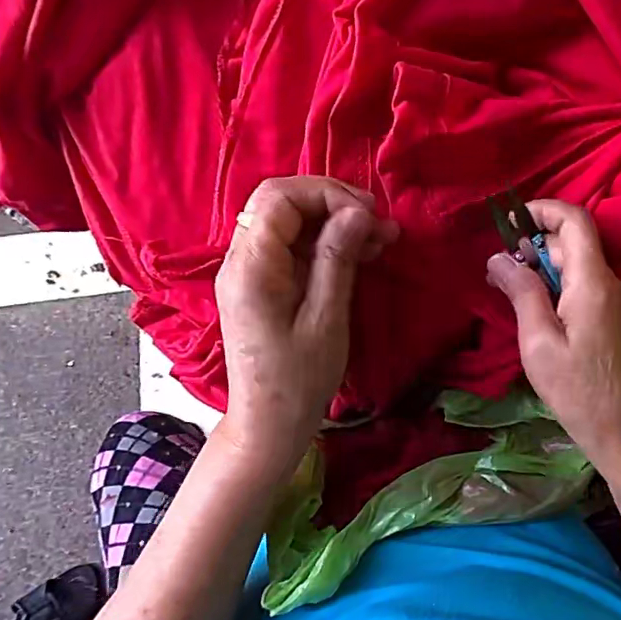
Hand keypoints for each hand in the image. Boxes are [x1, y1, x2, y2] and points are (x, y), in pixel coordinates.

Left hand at [217, 177, 397, 461]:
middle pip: (281, 203)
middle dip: (333, 203)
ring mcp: (249, 273)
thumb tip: (358, 211)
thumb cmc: (298, 380)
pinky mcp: (262, 285)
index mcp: (250, 267)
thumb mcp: (326, 319)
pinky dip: (325, 243)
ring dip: (334, 222)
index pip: (278, 197)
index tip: (369, 214)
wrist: (268, 425)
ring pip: (289, 223)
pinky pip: (292, 248)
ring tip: (380, 239)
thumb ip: (337, 258)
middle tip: (378, 223)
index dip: (326, 193)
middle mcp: (240, 261)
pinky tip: (360, 253)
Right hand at [486, 200, 620, 460]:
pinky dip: (547, 281)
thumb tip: (498, 257)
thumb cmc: (573, 384)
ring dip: (536, 264)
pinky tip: (525, 301)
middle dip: (531, 243)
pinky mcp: (600, 310)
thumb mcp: (537, 339)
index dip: (544, 210)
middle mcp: (603, 280)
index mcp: (590, 281)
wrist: (613, 421)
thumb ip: (521, 292)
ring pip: (569, 259)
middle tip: (498, 268)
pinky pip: (573, 279)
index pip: (575, 220)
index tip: (511, 222)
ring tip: (504, 285)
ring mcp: (605, 295)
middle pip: (569, 239)